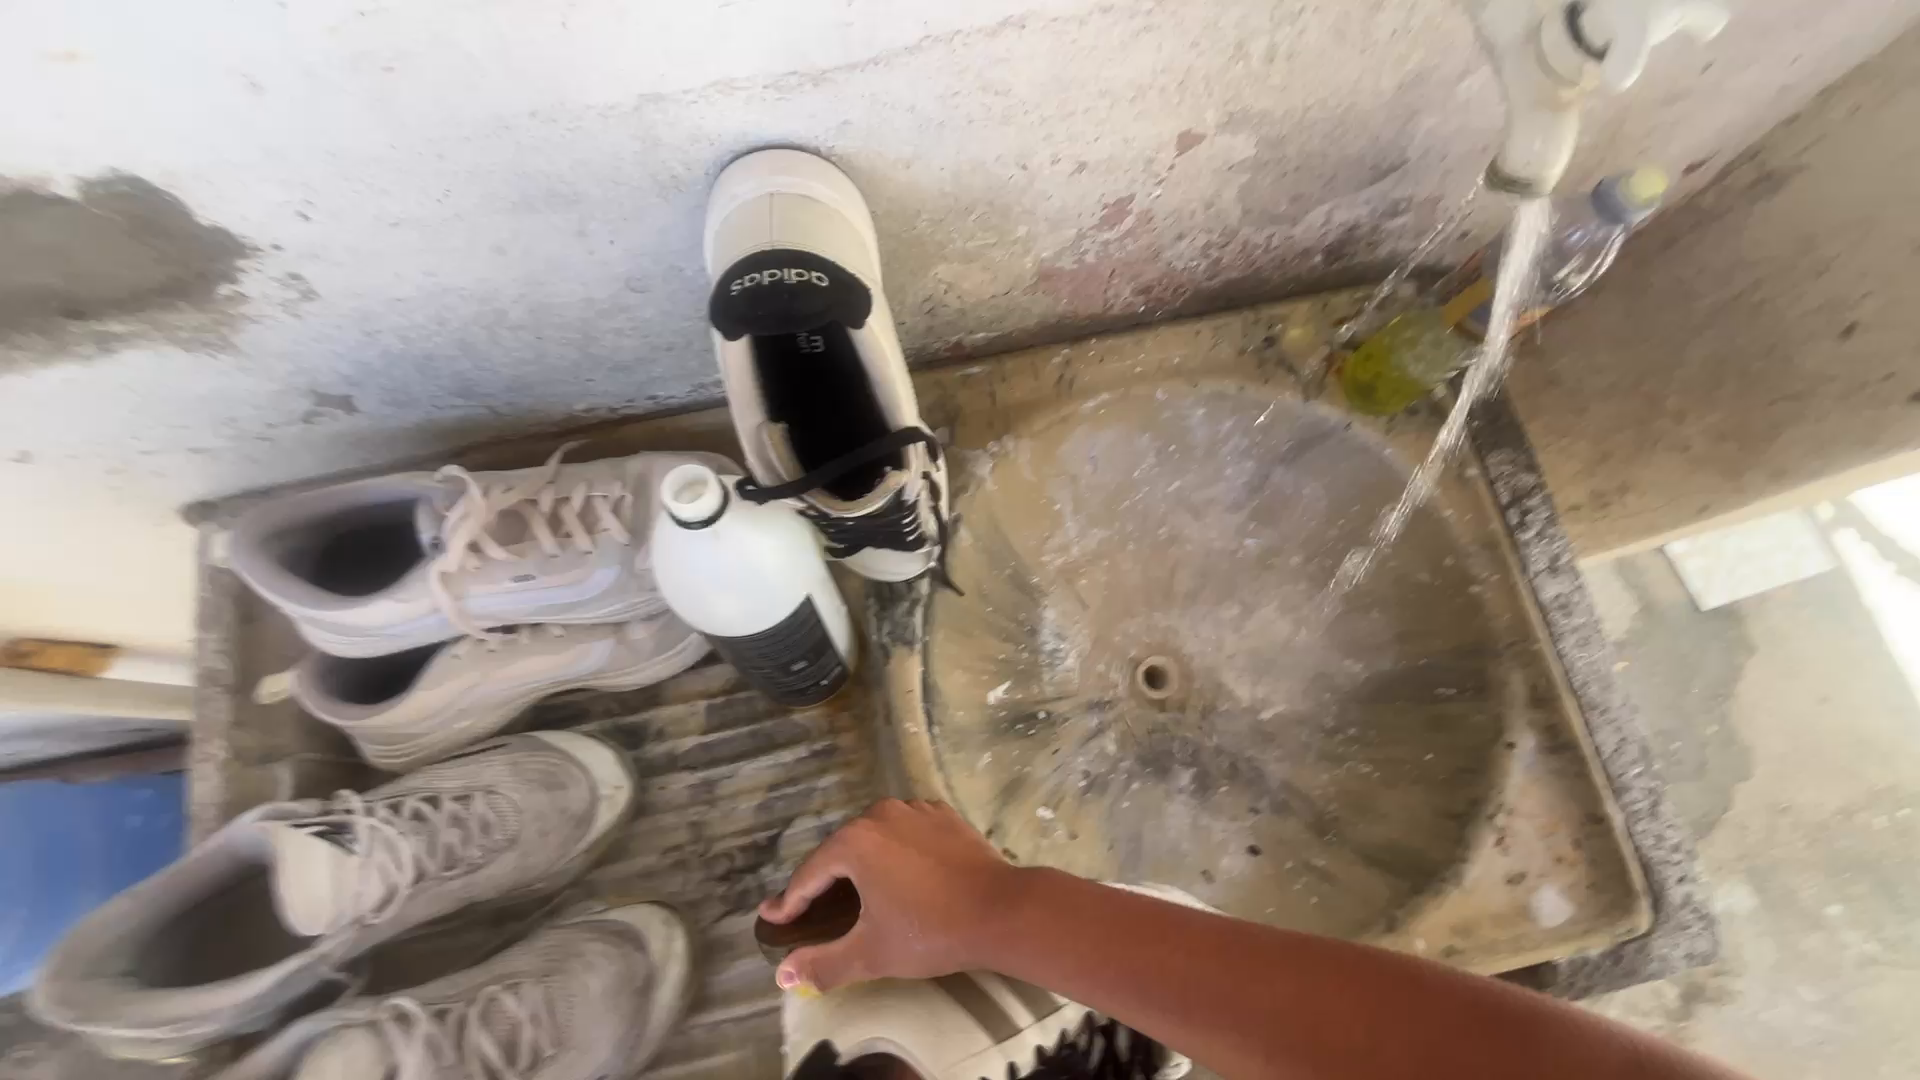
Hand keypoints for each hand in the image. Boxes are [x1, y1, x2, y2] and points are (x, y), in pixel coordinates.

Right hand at [758, 798, 1023, 992]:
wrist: (999, 910)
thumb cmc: (930, 931)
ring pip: (875, 835)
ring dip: (862, 861)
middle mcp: (880, 814)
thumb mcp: (870, 954)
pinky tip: (900, 872)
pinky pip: (906, 829)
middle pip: (841, 849)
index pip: (810, 874)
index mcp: (855, 841)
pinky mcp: (942, 813)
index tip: (773, 918)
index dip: (790, 901)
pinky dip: (896, 848)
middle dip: (824, 880)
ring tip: (856, 892)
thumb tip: (782, 973)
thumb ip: (822, 962)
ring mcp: (914, 809)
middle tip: (812, 909)